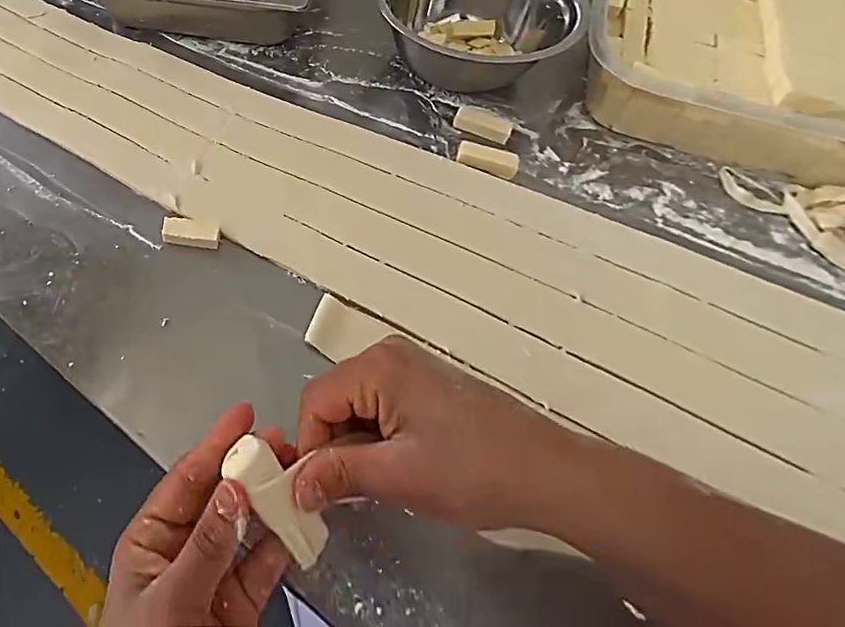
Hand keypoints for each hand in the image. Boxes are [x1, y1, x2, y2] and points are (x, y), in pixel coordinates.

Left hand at [103, 403, 294, 626]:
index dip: (215, 442)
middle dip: (249, 466)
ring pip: (246, 527)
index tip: (242, 414)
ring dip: (270, 500)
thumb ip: (204, 546)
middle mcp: (183, 549)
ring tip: (297, 473)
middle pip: (220, 496)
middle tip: (282, 441)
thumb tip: (233, 490)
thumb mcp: (168, 598)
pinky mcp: (237, 607)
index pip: (187, 478)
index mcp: (152, 538)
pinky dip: (282, 544)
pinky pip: (263, 566)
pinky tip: (298, 524)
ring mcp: (212, 577)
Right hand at [293, 337, 584, 532]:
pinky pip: (378, 404)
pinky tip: (398, 465)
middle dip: (334, 445)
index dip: (310, 446)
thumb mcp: (398, 477)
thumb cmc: (477, 471)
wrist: (548, 474)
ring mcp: (408, 365)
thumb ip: (339, 474)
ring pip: (355, 404)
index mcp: (378, 366)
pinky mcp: (423, 382)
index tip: (316, 487)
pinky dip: (377, 436)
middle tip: (347, 489)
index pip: (315, 400)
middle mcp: (388, 354)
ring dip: (356, 444)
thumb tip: (296, 484)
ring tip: (381, 480)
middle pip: (333, 398)